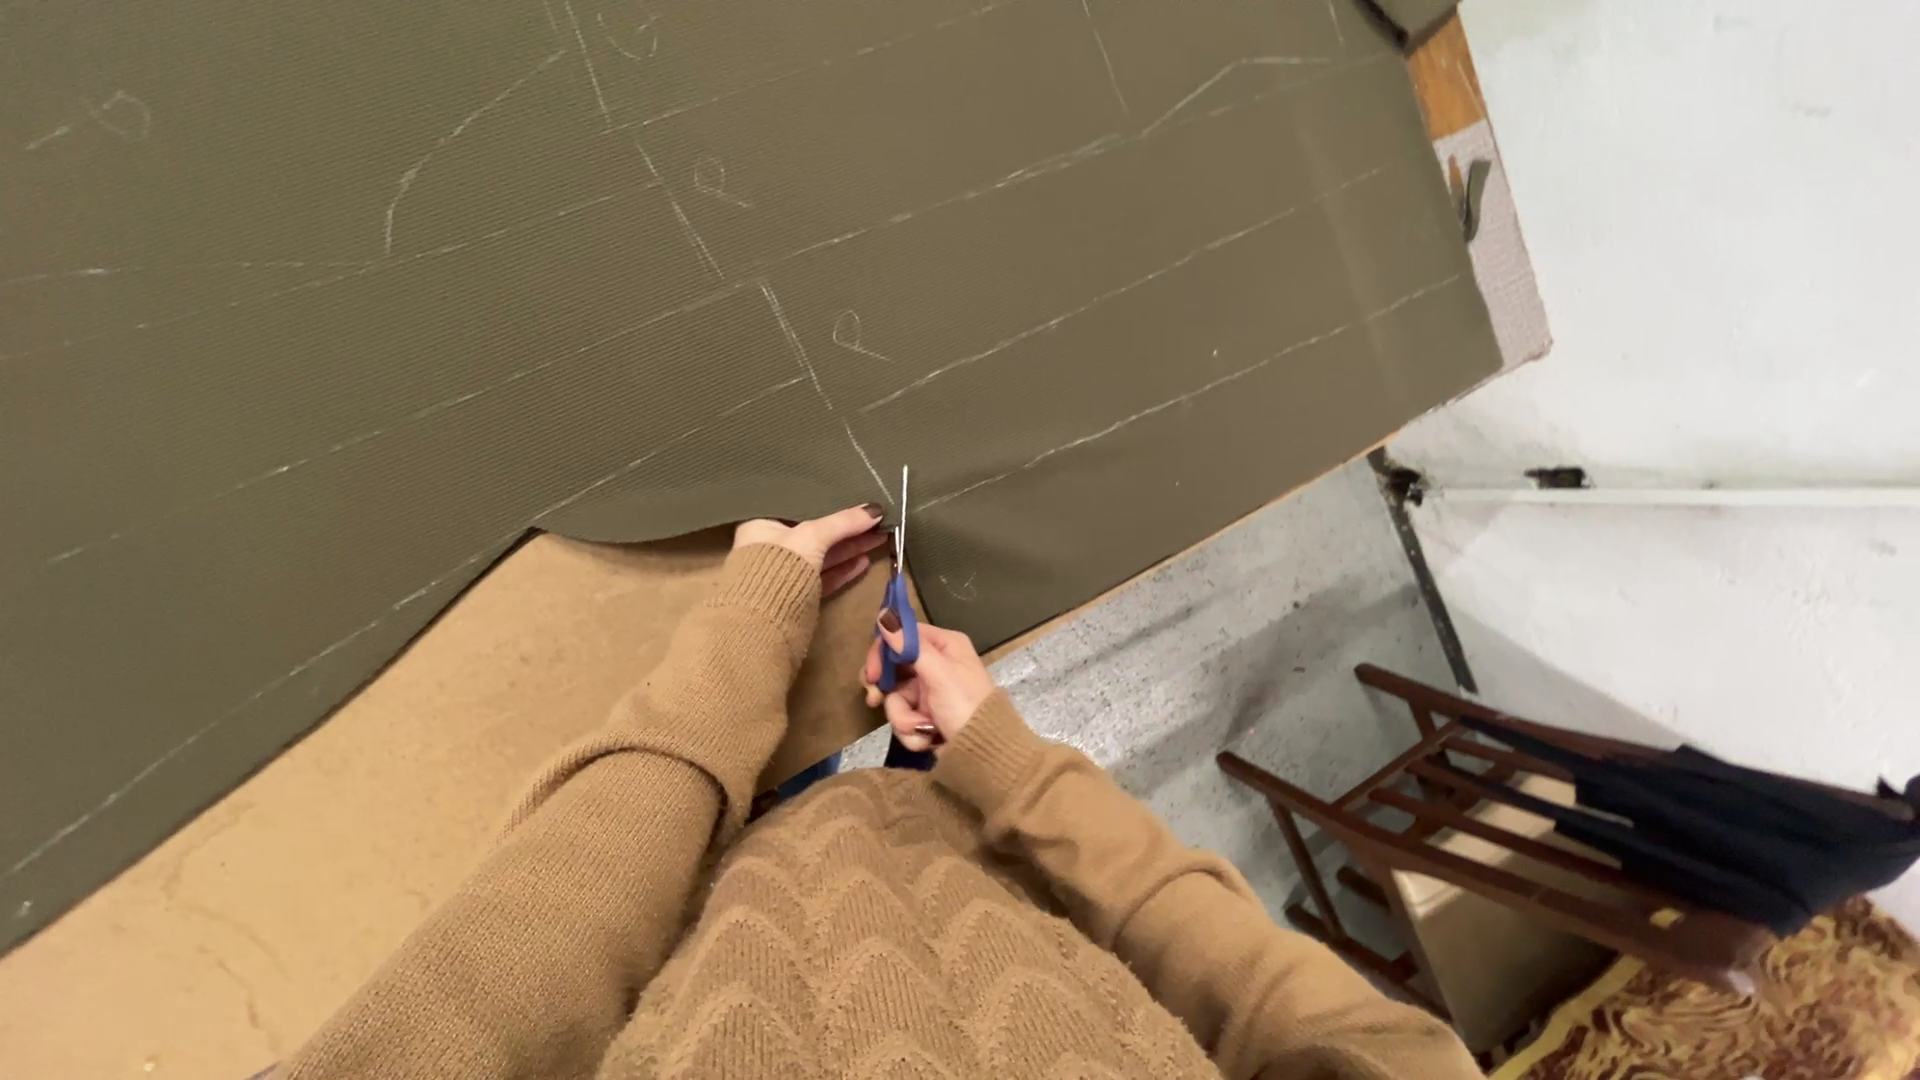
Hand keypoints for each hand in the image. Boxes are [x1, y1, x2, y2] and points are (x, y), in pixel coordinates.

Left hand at [733, 503, 888, 597]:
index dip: (827, 502)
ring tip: (880, 538)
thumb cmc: (779, 563)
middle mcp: (772, 546)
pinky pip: (824, 576)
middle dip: (847, 527)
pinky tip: (864, 562)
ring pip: (823, 555)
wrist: (765, 618)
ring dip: (851, 547)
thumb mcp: (812, 535)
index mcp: (763, 524)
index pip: (799, 507)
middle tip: (877, 519)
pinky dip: (844, 569)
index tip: (854, 498)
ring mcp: (785, 571)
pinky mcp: (798, 593)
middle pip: (816, 532)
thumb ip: (843, 522)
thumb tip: (876, 509)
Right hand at [862, 618, 997, 751]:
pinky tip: (928, 738)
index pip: (904, 636)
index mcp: (945, 645)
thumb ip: (911, 647)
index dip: (883, 653)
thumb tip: (885, 614)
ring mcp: (930, 692)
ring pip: (896, 698)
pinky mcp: (926, 716)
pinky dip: (912, 731)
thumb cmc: (965, 705)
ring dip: (904, 717)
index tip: (872, 673)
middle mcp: (936, 665)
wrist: (984, 753)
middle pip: (894, 669)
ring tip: (922, 727)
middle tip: (874, 700)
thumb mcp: (940, 673)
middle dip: (887, 690)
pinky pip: (904, 718)